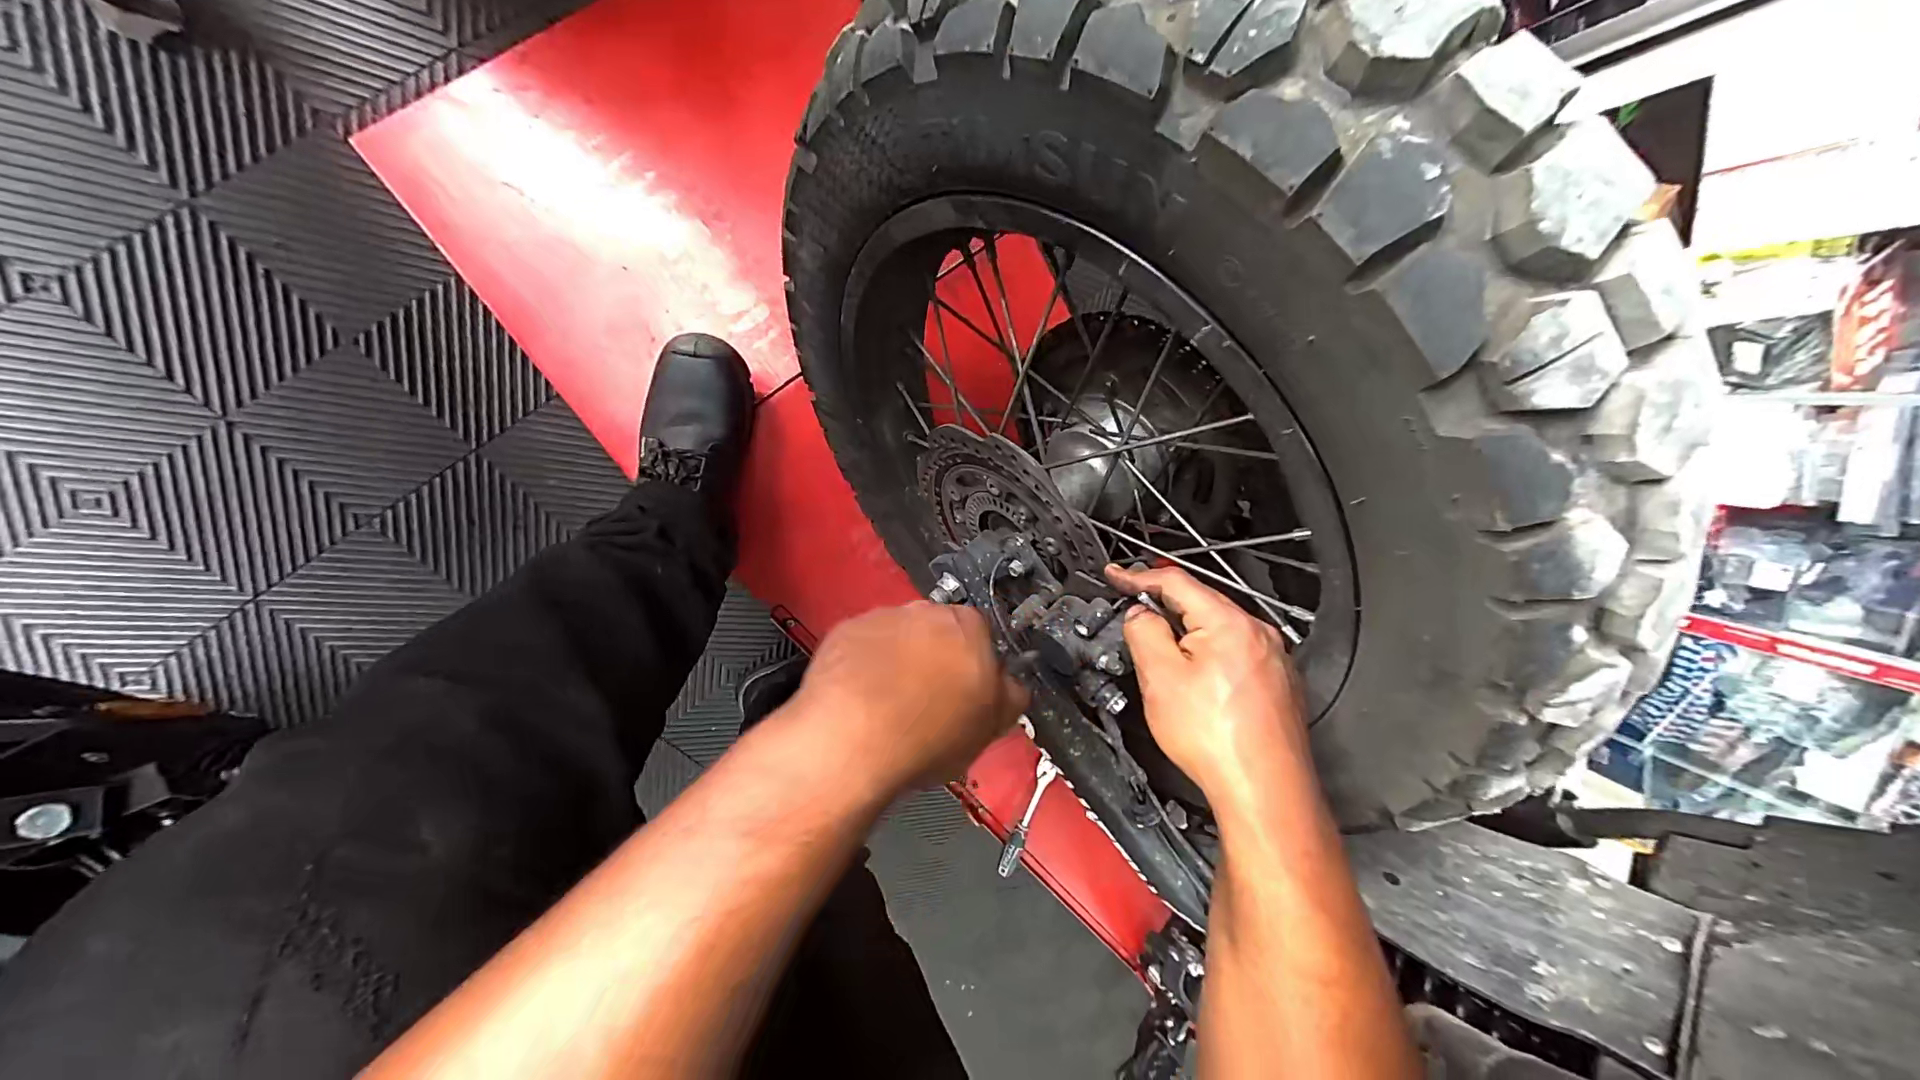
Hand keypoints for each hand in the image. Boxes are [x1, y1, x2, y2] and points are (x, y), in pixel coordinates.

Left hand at [784, 602, 1027, 797]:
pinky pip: (863, 644)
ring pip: (900, 636)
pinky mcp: (847, 632)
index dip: (977, 666)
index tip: (970, 687)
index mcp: (970, 627)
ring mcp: (883, 620)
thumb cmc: (918, 735)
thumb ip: (1009, 697)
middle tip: (934, 701)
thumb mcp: (988, 729)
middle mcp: (926, 614)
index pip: (983, 635)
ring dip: (899, 661)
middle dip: (938, 660)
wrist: (852, 741)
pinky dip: (865, 665)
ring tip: (895, 707)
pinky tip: (866, 699)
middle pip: (939, 632)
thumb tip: (1013, 691)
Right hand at [1105, 563, 1306, 802]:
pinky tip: (1195, 682)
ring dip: (1186, 634)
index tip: (1117, 575)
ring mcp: (1272, 660)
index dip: (1137, 576)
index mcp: (1229, 624)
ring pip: (1217, 630)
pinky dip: (1208, 656)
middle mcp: (1258, 635)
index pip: (1175, 581)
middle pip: (1199, 603)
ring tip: (1160, 654)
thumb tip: (1138, 615)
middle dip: (1162, 605)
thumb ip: (1143, 633)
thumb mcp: (1160, 678)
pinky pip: (1234, 654)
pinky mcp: (1277, 684)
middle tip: (1132, 611)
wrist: (1264, 790)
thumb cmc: (1219, 742)